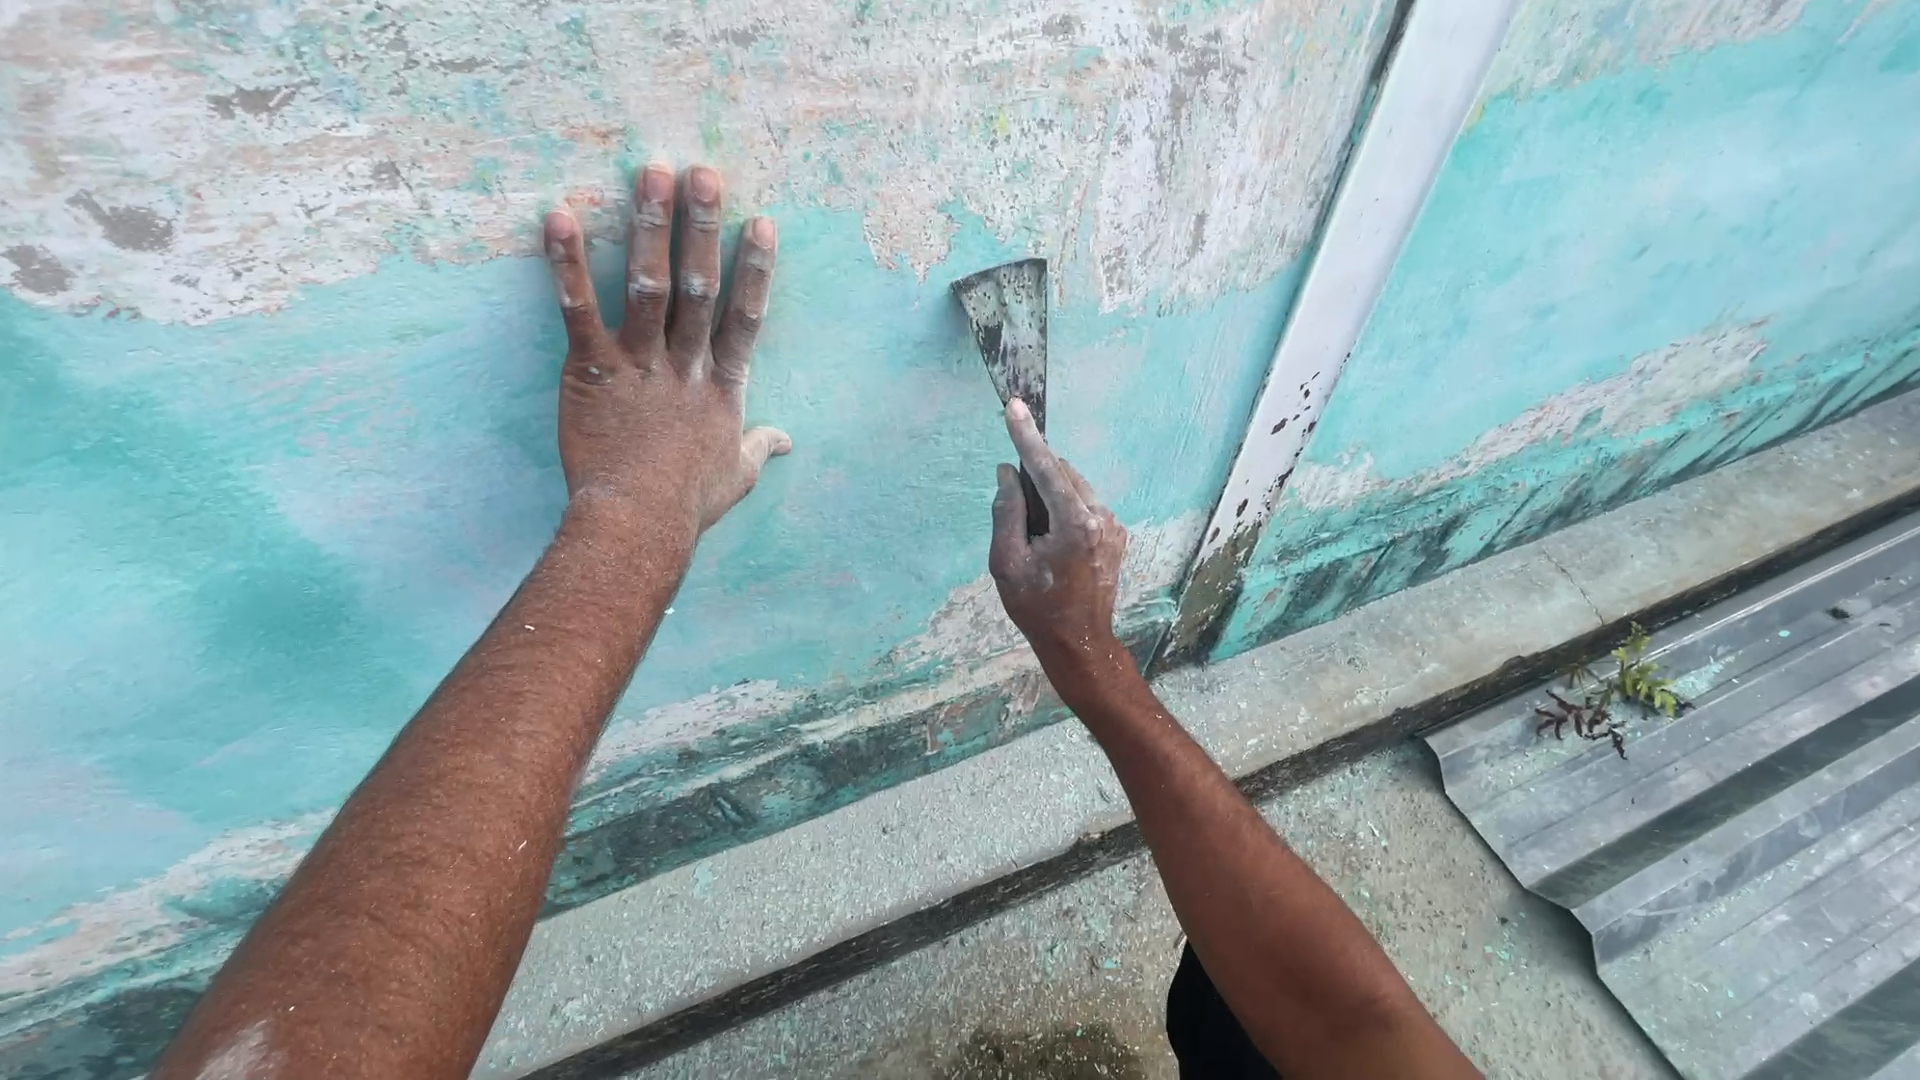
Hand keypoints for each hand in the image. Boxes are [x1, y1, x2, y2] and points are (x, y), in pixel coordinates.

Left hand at [544, 162, 789, 533]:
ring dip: (649, 227)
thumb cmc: (690, 502)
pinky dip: (567, 266)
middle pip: (700, 287)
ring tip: (649, 173)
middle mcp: (686, 366)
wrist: (640, 524)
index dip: (754, 270)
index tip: (761, 224)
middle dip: (703, 228)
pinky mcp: (592, 372)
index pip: (745, 318)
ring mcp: (640, 366)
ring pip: (649, 287)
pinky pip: (579, 313)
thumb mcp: (739, 475)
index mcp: (722, 387)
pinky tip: (558, 218)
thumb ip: (761, 447)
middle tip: (704, 174)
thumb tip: (786, 440)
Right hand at [989, 399, 1130, 690]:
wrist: (1079, 641)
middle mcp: (1101, 516)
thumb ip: (1007, 510)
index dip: (1026, 436)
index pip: (1046, 467)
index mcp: (1075, 523)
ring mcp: (1114, 525)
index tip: (1015, 406)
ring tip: (1034, 535)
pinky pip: (1085, 505)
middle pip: (1062, 474)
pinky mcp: (1117, 535)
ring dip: (1050, 495)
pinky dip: (1064, 508)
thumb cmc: (1036, 606)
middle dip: (1034, 478)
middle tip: (1014, 509)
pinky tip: (1052, 540)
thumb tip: (1008, 472)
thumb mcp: (1006, 561)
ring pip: (1074, 488)